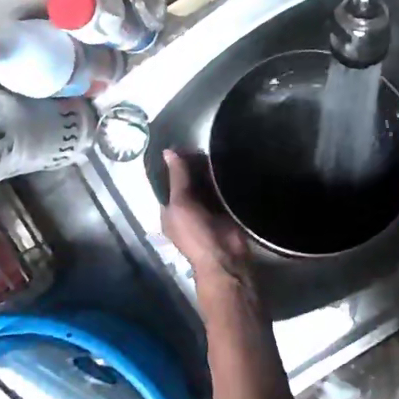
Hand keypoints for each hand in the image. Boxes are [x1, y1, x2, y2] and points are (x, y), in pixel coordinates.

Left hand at [161, 149, 255, 292]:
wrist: (224, 256)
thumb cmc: (194, 233)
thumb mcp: (180, 204)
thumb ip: (177, 178)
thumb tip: (168, 151)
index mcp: (170, 211)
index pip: (169, 183)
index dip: (175, 166)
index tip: (184, 145)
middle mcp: (187, 210)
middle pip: (189, 183)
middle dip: (194, 167)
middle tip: (204, 143)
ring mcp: (207, 210)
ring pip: (206, 186)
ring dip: (211, 171)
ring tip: (218, 147)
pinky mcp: (225, 210)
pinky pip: (222, 190)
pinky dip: (224, 179)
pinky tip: (230, 162)